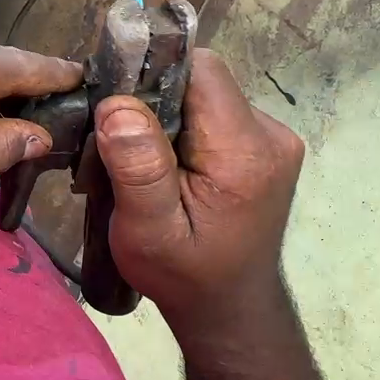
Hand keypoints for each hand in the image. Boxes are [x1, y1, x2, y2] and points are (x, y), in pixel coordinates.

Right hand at [93, 49, 304, 333]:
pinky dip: (174, 129)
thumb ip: (138, 168)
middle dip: (148, 101)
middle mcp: (269, 134)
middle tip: (113, 143)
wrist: (227, 309)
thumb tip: (117, 105)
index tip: (111, 105)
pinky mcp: (258, 146)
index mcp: (244, 151)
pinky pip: (206, 113)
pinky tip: (157, 163)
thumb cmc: (182, 274)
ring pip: (198, 95)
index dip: (149, 75)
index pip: (199, 71)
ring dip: (159, 116)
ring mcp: (268, 138)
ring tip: (133, 158)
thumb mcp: (148, 229)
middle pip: (196, 80)